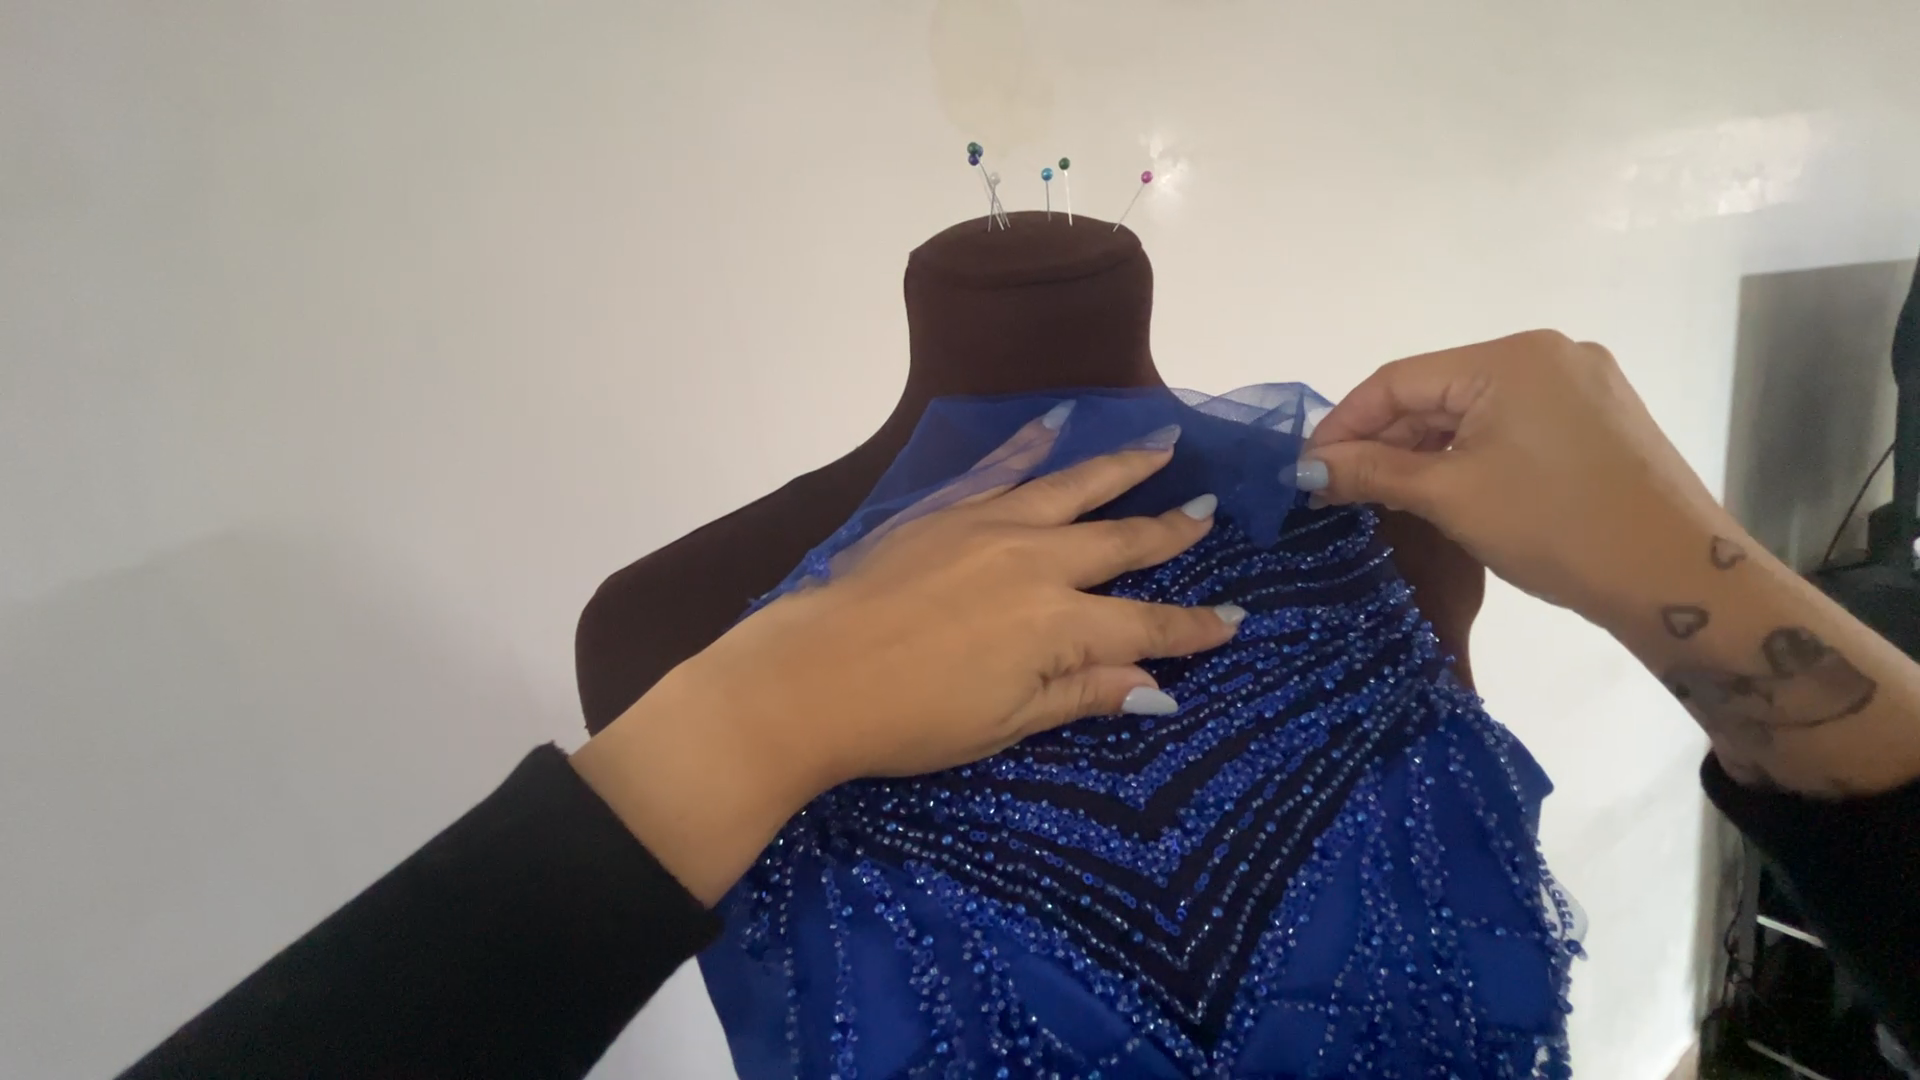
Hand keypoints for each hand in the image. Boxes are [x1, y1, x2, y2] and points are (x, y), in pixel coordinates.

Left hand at [573, 413, 1242, 901]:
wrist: (811, 676)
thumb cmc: (909, 719)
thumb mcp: (1003, 725)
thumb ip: (1081, 693)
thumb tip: (1157, 689)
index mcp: (1056, 624)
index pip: (1145, 627)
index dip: (1192, 629)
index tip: (1234, 620)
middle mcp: (1036, 561)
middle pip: (1120, 543)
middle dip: (1169, 532)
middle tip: (1207, 512)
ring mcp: (989, 525)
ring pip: (1072, 487)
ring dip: (1121, 467)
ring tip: (1162, 443)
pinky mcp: (945, 510)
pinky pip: (1000, 469)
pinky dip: (1030, 445)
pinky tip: (1054, 423)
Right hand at [1300, 330, 1730, 620]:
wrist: (1678, 581)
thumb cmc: (1554, 526)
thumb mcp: (1446, 495)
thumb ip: (1367, 471)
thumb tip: (1301, 469)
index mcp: (1511, 359)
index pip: (1396, 381)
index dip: (1341, 424)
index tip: (1304, 467)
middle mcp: (1545, 356)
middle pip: (1429, 393)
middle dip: (1376, 440)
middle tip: (1333, 487)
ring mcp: (1574, 386)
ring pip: (1463, 411)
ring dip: (1413, 451)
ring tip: (1373, 492)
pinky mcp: (1589, 419)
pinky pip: (1499, 425)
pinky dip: (1455, 454)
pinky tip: (1429, 486)